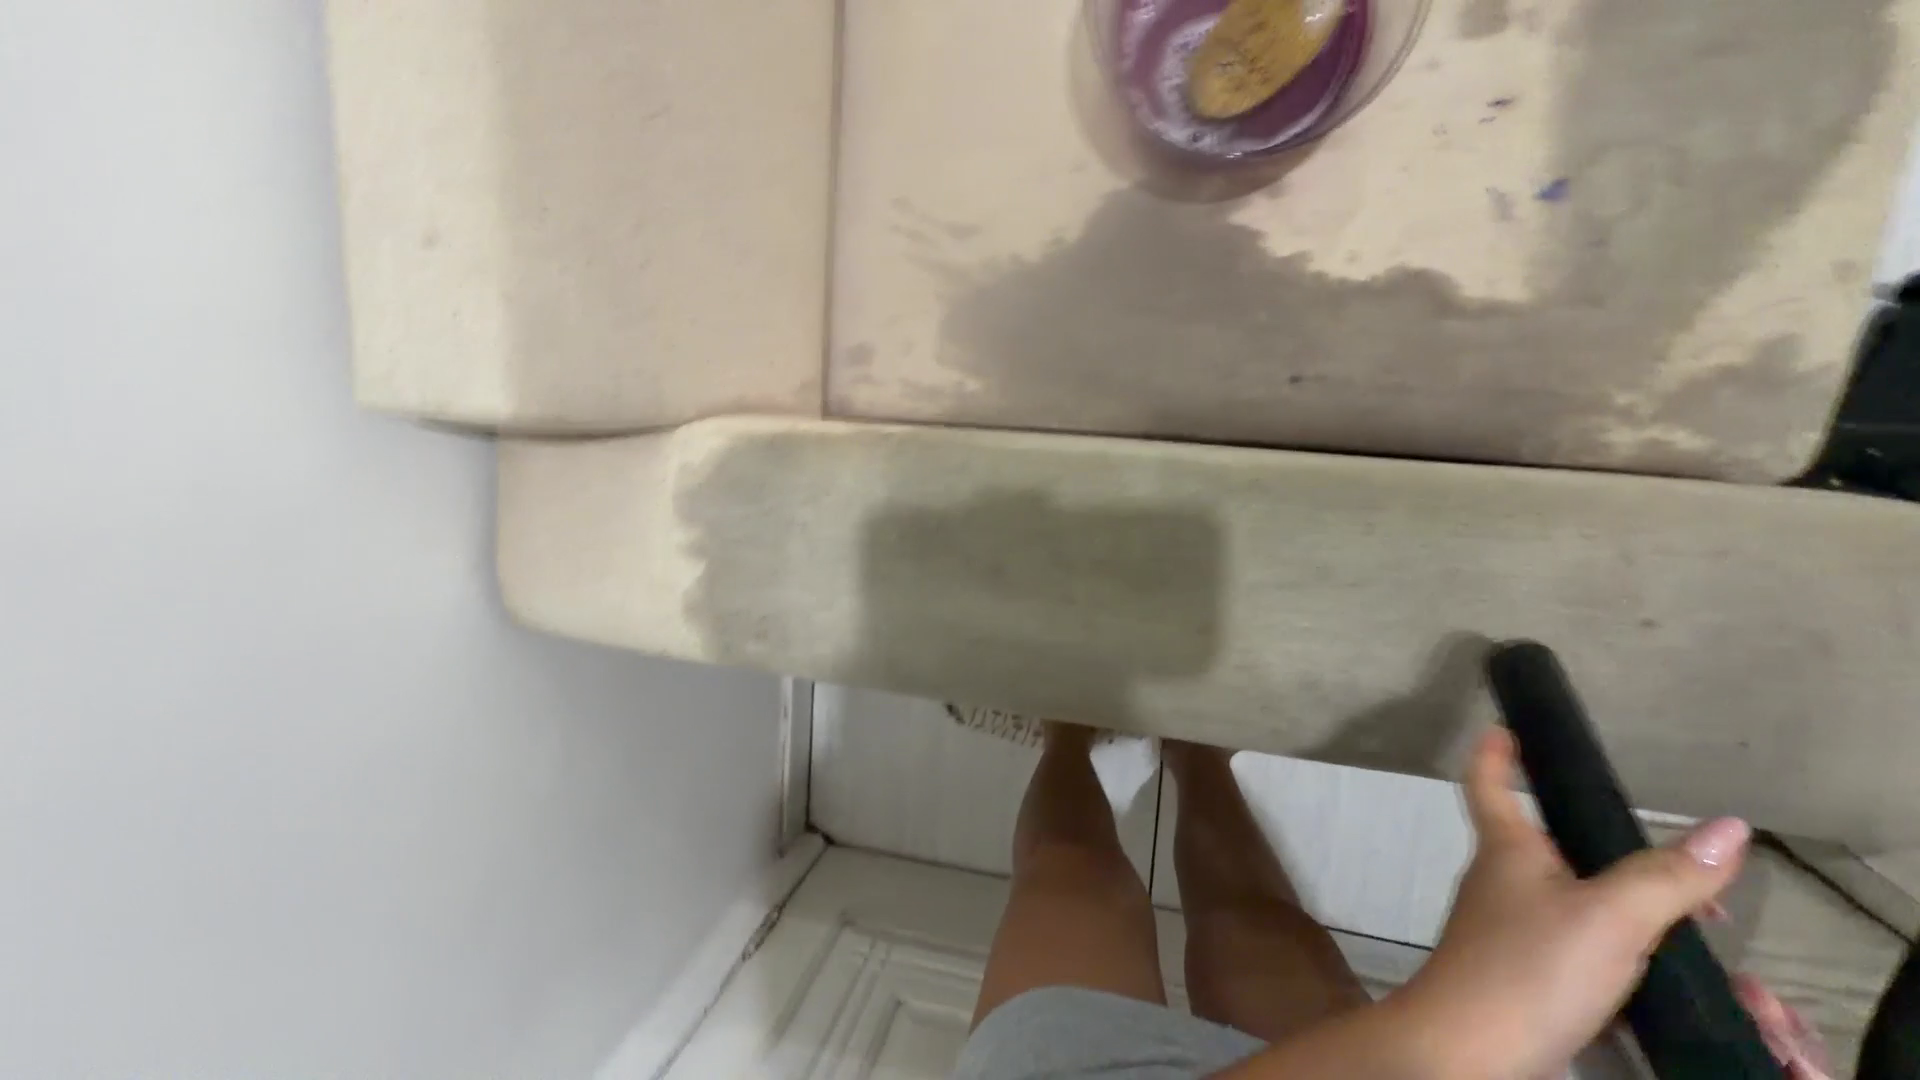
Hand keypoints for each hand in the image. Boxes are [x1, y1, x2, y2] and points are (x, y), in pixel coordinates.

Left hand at [1394, 730, 1829, 1079]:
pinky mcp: (1522, 969)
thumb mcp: (1610, 917)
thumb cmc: (1528, 967)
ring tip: (1698, 922)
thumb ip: (1666, 876)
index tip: (1503, 728)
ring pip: (1572, 895)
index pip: (1488, 783)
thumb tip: (1728, 826)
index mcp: (1506, 848)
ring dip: (1630, 901)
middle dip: (1611, 844)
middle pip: (1547, 840)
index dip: (1494, 753)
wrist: (1470, 1047)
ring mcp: (1507, 925)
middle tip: (1686, 866)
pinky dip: (1620, 944)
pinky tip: (1659, 967)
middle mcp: (1500, 878)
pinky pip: (1575, 940)